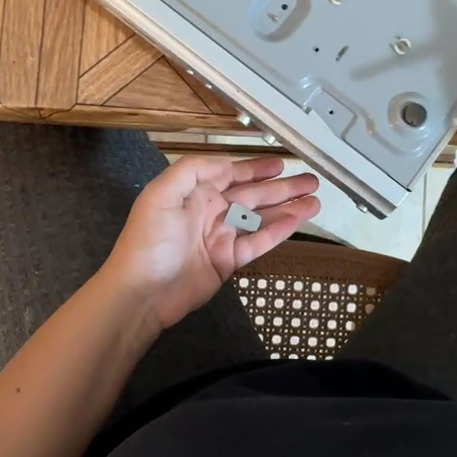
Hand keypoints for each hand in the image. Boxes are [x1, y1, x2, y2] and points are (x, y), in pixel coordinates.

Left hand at [103, 156, 320, 330]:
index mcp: (194, 193)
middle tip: (311, 180)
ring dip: (287, 208)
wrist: (142, 293)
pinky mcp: (228, 261)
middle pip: (252, 195)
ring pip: (261, 218)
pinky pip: (258, 242)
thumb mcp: (161, 195)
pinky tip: (298, 220)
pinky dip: (278, 231)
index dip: (255, 168)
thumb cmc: (147, 241)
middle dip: (281, 187)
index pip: (230, 175)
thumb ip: (193, 171)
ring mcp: (221, 237)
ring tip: (315, 200)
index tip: (281, 164)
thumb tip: (227, 163)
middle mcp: (210, 211)